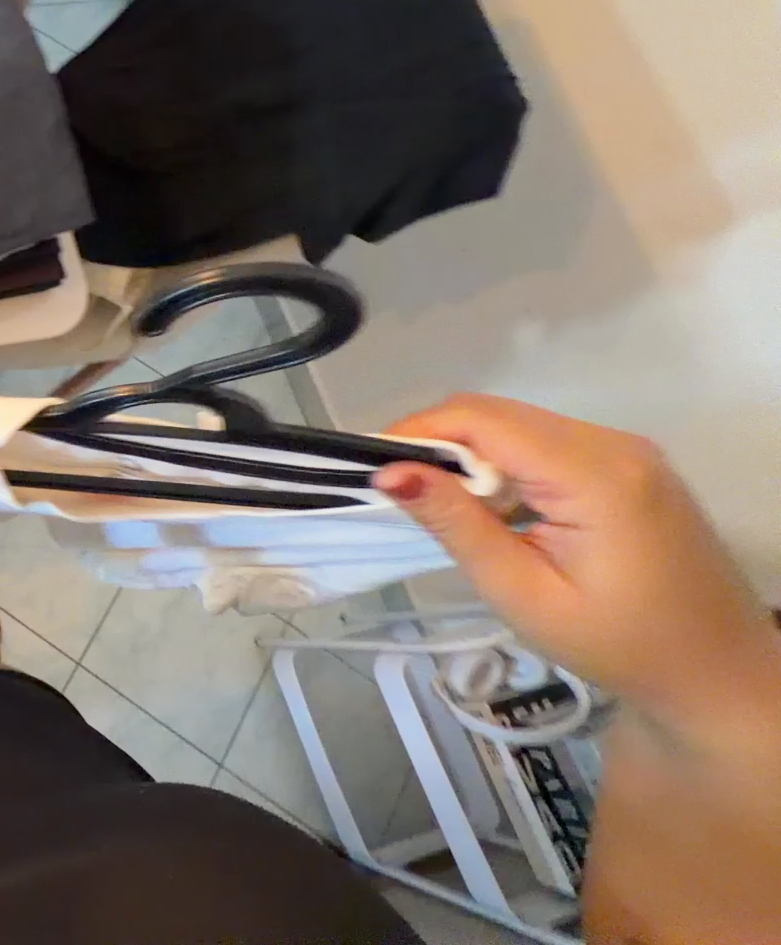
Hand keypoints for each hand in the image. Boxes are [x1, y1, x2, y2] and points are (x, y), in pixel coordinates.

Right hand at [374, 394, 777, 729]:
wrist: (718, 675)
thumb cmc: (615, 643)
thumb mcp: (519, 590)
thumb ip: (455, 523)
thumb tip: (387, 473)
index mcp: (595, 475)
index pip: (479, 420)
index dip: (414, 432)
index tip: (371, 470)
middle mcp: (614, 446)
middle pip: (493, 413)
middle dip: (431, 440)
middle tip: (395, 488)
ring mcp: (624, 452)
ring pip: (511, 422)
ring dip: (460, 451)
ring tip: (436, 501)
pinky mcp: (624, 465)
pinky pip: (537, 439)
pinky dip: (493, 459)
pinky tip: (485, 503)